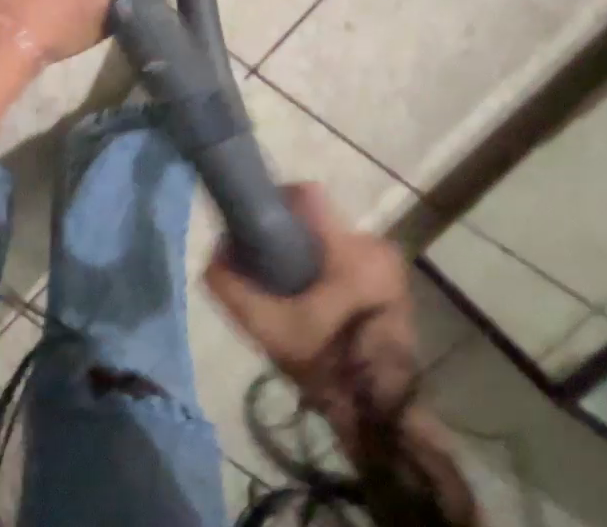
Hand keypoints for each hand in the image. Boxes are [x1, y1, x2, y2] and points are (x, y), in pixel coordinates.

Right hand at [204, 184, 416, 402]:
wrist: (378, 412)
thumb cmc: (324, 361)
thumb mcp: (263, 324)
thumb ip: (227, 285)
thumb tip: (211, 253)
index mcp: (351, 250)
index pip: (305, 194)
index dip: (272, 201)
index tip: (251, 227)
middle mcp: (376, 247)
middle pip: (314, 219)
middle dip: (286, 236)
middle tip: (265, 267)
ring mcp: (391, 266)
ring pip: (329, 237)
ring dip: (306, 254)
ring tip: (287, 288)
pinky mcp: (395, 283)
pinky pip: (347, 256)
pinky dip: (325, 268)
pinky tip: (312, 300)